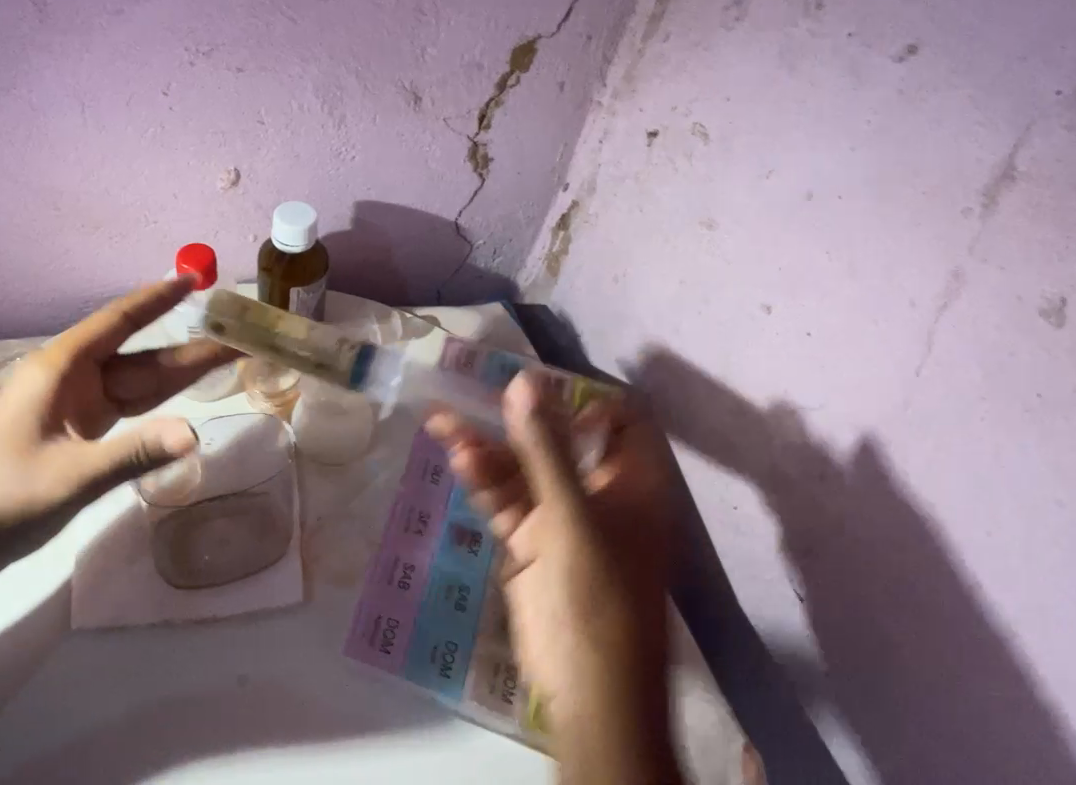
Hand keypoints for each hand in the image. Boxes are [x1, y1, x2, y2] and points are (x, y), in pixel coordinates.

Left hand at [0, 277, 238, 543]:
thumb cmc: (4, 500)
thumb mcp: (72, 477)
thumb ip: (135, 453)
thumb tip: (196, 435)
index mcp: (59, 369)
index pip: (117, 321)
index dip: (157, 300)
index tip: (193, 279)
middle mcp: (69, 378)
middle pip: (138, 356)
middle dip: (187, 348)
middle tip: (237, 338)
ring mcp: (73, 405)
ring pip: (136, 382)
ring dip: (177, 375)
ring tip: (228, 361)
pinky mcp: (77, 430)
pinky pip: (126, 407)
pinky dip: (157, 403)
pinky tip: (186, 397)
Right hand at [428, 373, 679, 779]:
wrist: (587, 694)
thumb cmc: (596, 599)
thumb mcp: (571, 517)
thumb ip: (545, 449)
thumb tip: (525, 381)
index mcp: (634, 483)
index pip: (622, 419)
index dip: (586, 397)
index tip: (540, 385)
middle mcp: (602, 494)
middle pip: (560, 441)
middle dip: (516, 418)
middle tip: (470, 392)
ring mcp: (564, 520)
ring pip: (524, 470)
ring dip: (486, 448)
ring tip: (441, 422)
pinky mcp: (532, 544)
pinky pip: (506, 501)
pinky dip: (482, 481)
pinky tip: (456, 458)